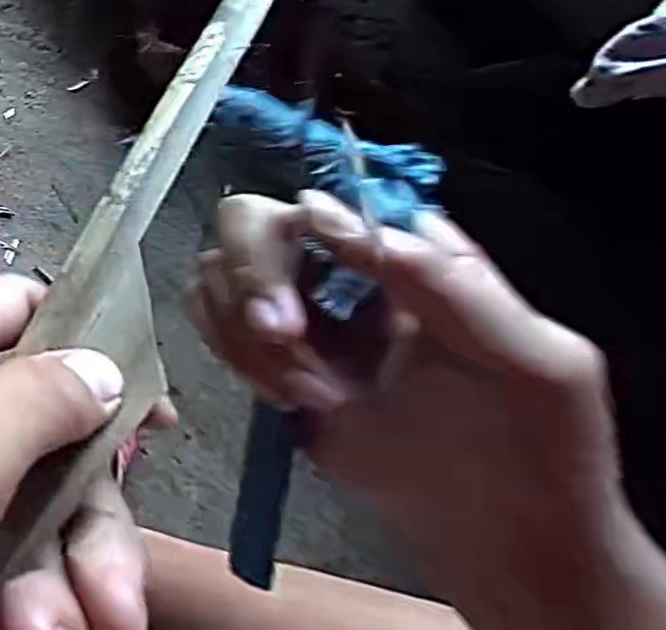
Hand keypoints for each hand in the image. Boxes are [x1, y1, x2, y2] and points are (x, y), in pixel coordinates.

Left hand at [0, 275, 141, 629]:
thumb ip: (37, 397)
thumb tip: (101, 360)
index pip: (20, 306)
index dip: (89, 339)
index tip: (155, 413)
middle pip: (49, 427)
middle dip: (89, 509)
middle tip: (108, 594)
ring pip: (32, 503)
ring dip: (61, 572)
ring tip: (46, 626)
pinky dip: (21, 596)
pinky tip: (20, 629)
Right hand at [190, 193, 663, 628]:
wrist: (479, 525)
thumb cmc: (524, 440)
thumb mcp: (526, 356)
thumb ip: (436, 274)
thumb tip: (314, 209)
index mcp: (399, 248)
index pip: (320, 201)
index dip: (298, 232)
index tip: (308, 291)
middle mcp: (329, 257)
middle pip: (246, 221)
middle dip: (254, 280)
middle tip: (280, 335)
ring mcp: (282, 294)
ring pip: (214, 269)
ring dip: (247, 334)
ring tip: (307, 390)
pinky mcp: (244, 332)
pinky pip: (200, 310)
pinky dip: (228, 350)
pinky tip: (280, 391)